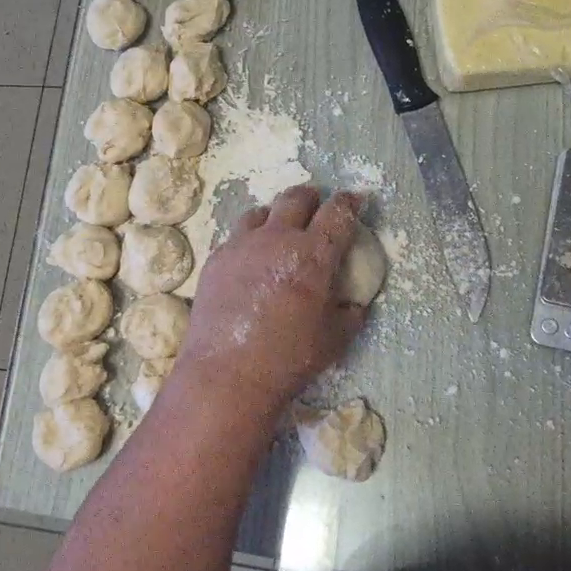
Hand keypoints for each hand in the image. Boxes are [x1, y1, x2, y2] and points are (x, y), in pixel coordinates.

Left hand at [172, 186, 367, 423]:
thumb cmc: (288, 359)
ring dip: (275, 215)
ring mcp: (241, 246)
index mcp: (313, 255)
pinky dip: (248, 241)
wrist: (227, 373)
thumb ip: (349, 316)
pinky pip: (235, 238)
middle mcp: (276, 239)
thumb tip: (354, 305)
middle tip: (316, 204)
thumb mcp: (334, 341)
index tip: (354, 200)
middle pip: (295, 198)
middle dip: (311, 197)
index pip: (337, 213)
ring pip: (260, 213)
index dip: (349, 203)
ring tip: (278, 229)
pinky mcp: (215, 260)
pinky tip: (250, 260)